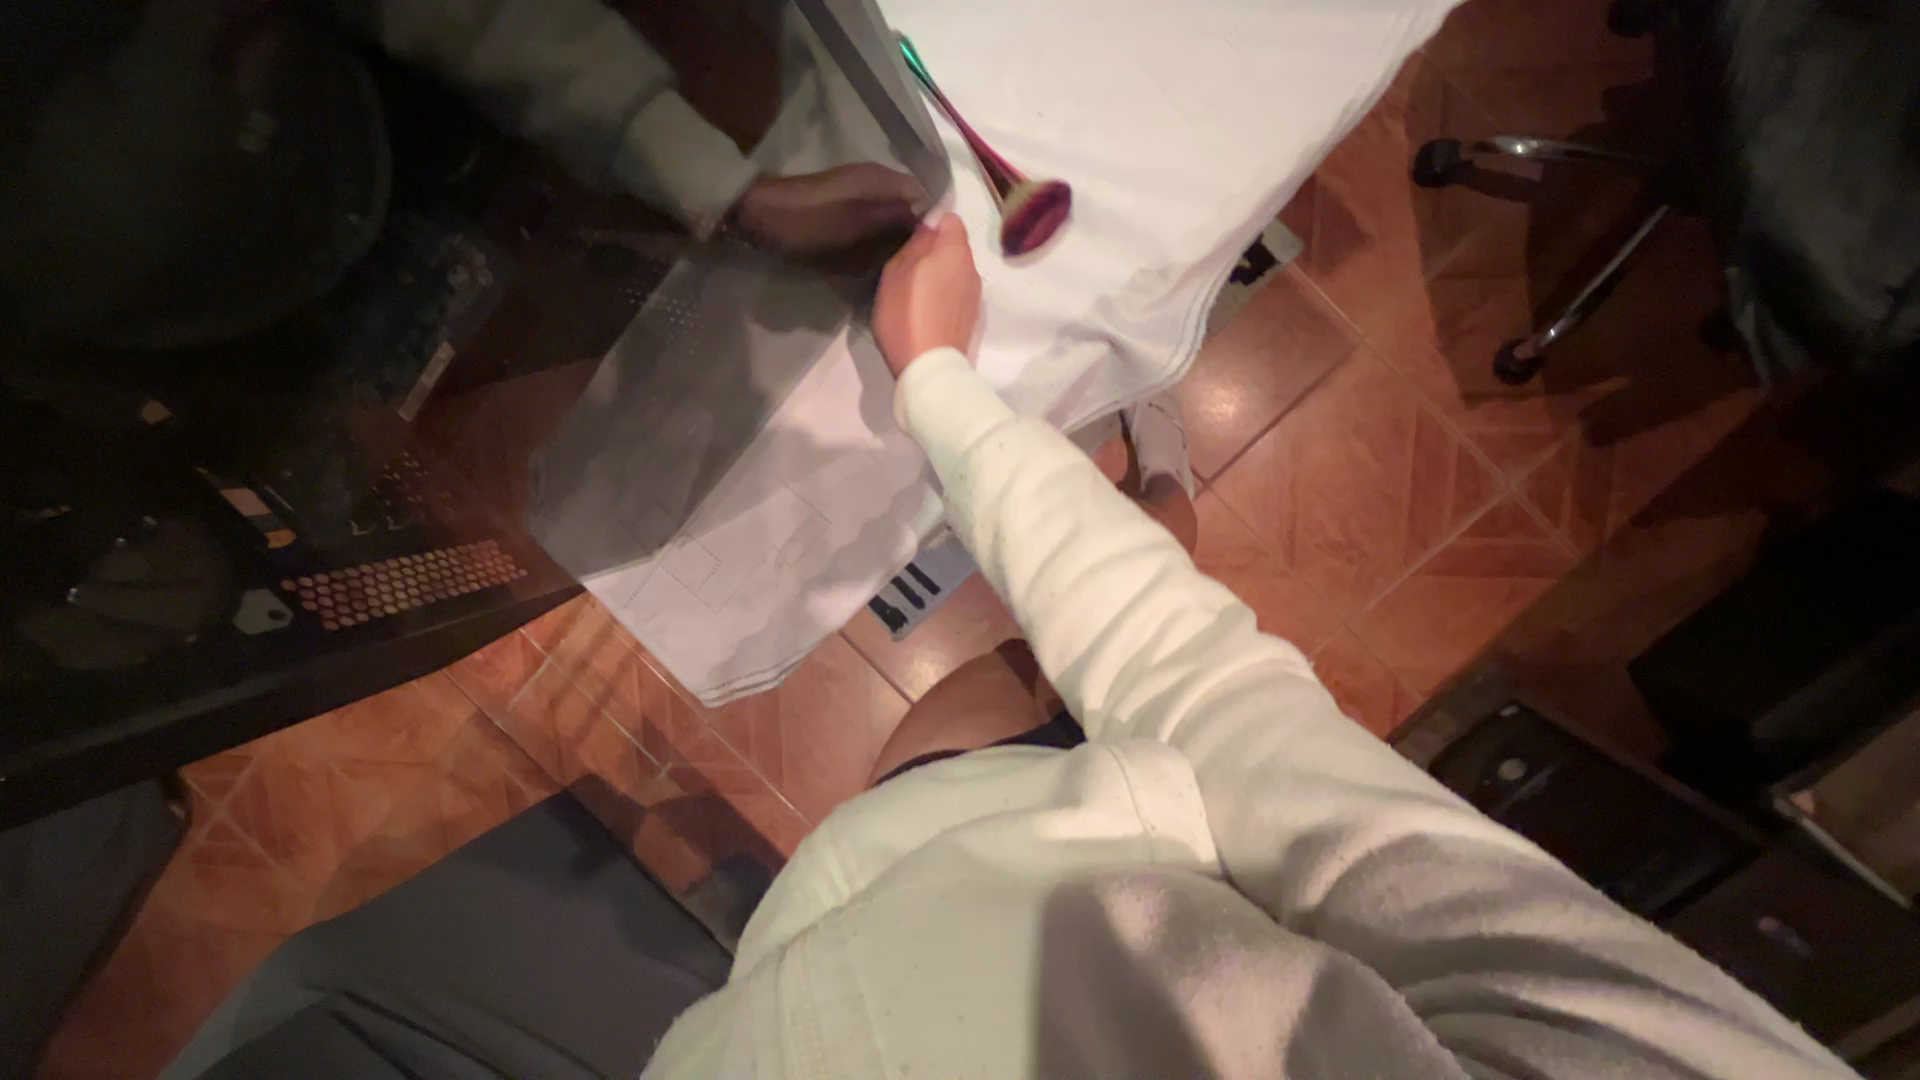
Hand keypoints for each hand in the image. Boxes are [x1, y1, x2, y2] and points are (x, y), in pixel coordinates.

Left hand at [730, 164, 923, 254]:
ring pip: (894, 209)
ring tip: (901, 258)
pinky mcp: (846, 199)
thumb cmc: (811, 224)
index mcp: (881, 179)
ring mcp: (860, 186)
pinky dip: (880, 232)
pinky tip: (877, 251)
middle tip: (919, 259)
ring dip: (897, 232)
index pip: (924, 193)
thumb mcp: (856, 226)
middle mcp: (876, 177)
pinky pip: (876, 215)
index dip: (933, 220)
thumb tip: (930, 216)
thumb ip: (894, 218)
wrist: (763, 215)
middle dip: (916, 227)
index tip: (936, 249)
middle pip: (910, 201)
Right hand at [872, 214, 980, 377]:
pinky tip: (928, 310)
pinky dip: (946, 295)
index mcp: (954, 251)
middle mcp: (972, 269)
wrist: (929, 366)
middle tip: (910, 267)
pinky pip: (958, 294)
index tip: (915, 239)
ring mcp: (976, 295)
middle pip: (956, 248)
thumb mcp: (895, 274)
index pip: (952, 220)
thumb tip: (928, 229)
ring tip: (917, 292)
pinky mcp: (972, 317)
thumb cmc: (906, 316)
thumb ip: (914, 246)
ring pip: (957, 272)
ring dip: (941, 275)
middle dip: (937, 252)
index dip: (934, 225)